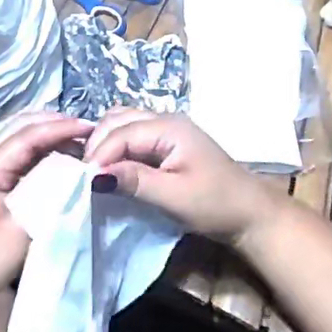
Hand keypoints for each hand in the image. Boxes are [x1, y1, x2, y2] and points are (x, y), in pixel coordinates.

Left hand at [0, 114, 92, 298]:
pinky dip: (45, 150)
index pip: (28, 135)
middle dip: (55, 124)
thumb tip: (79, 170)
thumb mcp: (23, 228)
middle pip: (23, 127)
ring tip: (79, 142)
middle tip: (87, 131)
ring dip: (50, 135)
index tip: (89, 128)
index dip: (60, 128)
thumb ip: (51, 194)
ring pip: (23, 139)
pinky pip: (23, 155)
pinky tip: (63, 159)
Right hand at [84, 111, 288, 244]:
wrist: (249, 212)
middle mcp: (164, 119)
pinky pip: (131, 134)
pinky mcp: (165, 142)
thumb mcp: (174, 196)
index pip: (121, 132)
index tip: (82, 183)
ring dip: (104, 142)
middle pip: (117, 119)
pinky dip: (115, 145)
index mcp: (168, 126)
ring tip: (94, 172)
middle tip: (84, 177)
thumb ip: (135, 181)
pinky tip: (110, 167)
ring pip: (122, 123)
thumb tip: (95, 175)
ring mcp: (165, 128)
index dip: (99, 155)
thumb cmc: (214, 204)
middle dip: (97, 144)